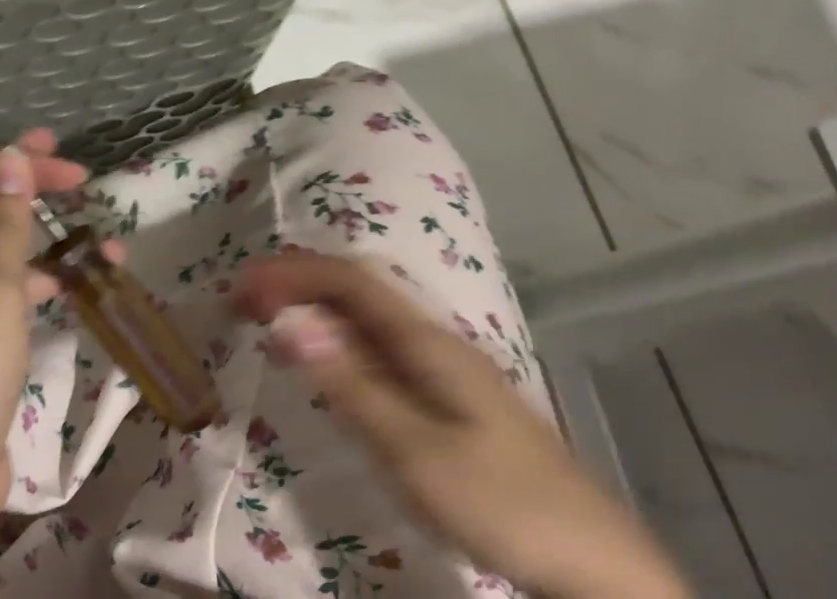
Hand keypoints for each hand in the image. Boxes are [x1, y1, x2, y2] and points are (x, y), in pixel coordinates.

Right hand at [234, 253, 691, 598]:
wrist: (594, 563)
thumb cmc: (502, 502)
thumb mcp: (413, 448)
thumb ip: (349, 383)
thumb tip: (289, 320)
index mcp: (428, 344)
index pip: (352, 281)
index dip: (294, 272)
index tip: (241, 286)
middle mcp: (436, 344)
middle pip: (360, 291)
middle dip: (299, 283)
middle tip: (245, 301)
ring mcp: (446, 372)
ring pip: (370, 320)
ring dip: (316, 310)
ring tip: (270, 322)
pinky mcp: (450, 402)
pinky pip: (380, 350)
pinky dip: (338, 342)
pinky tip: (325, 366)